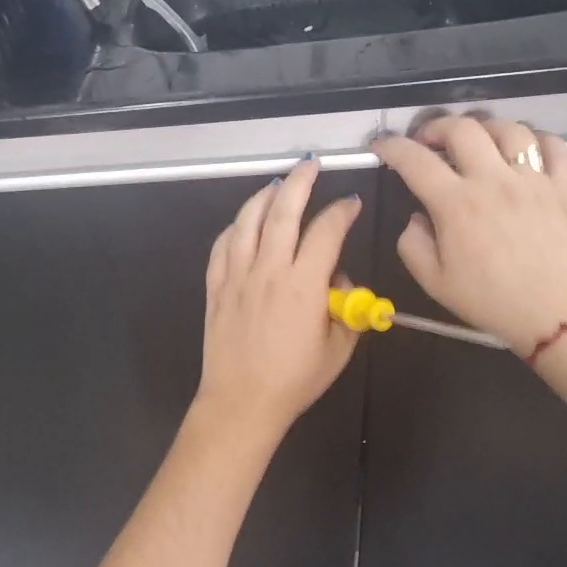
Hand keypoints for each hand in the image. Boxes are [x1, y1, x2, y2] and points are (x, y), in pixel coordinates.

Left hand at [195, 160, 363, 433]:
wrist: (241, 401)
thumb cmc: (294, 380)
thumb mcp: (338, 347)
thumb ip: (346, 307)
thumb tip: (339, 279)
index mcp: (303, 285)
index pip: (326, 231)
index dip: (341, 212)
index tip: (351, 204)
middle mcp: (267, 271)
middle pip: (282, 213)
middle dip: (300, 183)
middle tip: (311, 165)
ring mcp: (236, 277)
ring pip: (247, 222)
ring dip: (263, 197)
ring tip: (277, 184)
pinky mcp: (215, 287)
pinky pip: (222, 247)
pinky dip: (234, 228)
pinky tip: (242, 222)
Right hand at [372, 114, 566, 355]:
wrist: (557, 315)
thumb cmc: (489, 300)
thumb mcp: (433, 281)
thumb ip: (413, 244)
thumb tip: (418, 219)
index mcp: (456, 204)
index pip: (416, 161)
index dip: (392, 147)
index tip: (380, 146)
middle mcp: (494, 181)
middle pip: (464, 129)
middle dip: (437, 127)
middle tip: (427, 141)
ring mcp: (533, 181)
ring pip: (510, 129)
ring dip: (485, 127)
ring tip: (475, 141)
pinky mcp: (563, 190)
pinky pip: (556, 149)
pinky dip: (539, 140)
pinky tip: (526, 149)